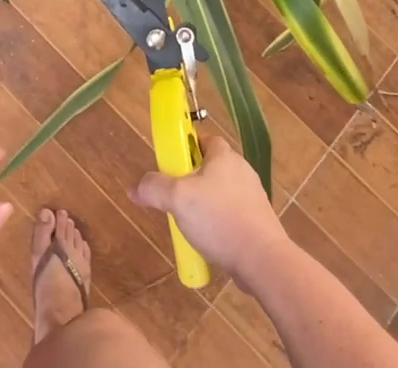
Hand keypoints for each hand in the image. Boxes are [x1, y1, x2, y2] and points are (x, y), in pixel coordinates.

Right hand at [129, 135, 290, 290]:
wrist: (262, 260)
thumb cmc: (219, 218)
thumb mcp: (177, 198)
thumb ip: (153, 188)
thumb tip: (135, 188)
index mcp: (224, 156)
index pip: (204, 139)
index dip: (185, 147)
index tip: (171, 164)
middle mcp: (241, 171)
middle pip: (210, 167)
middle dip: (191, 180)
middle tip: (174, 196)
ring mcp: (252, 197)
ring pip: (220, 193)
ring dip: (203, 204)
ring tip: (189, 223)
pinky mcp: (258, 221)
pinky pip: (230, 215)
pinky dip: (217, 223)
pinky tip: (208, 240)